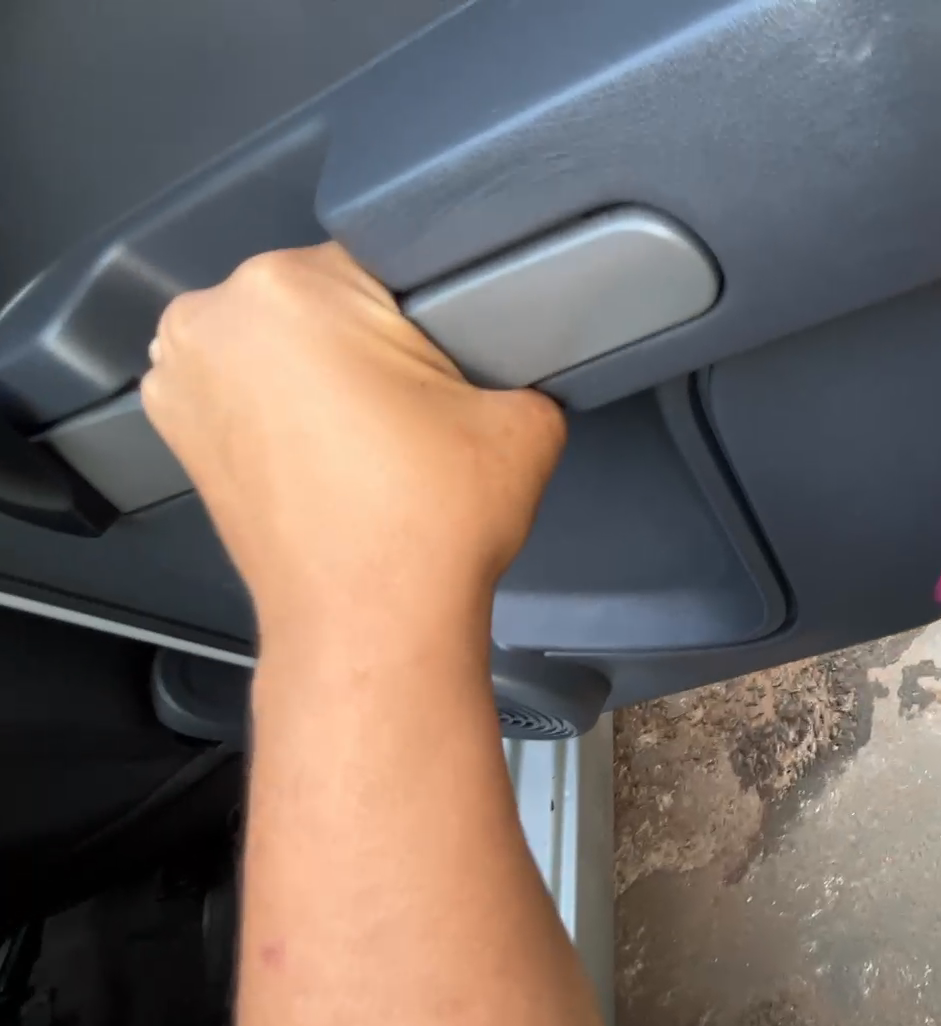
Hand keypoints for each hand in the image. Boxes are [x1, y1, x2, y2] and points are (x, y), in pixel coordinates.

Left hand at [143, 243, 564, 646]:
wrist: (377, 617)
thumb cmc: (441, 515)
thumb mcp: (531, 420)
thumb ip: (528, 368)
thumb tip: (516, 373)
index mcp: (295, 289)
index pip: (391, 266)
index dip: (445, 316)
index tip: (470, 364)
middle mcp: (215, 317)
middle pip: (331, 303)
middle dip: (385, 342)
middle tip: (434, 408)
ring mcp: (182, 377)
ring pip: (291, 345)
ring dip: (338, 373)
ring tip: (389, 438)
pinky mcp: (181, 432)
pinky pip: (257, 390)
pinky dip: (299, 410)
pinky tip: (346, 456)